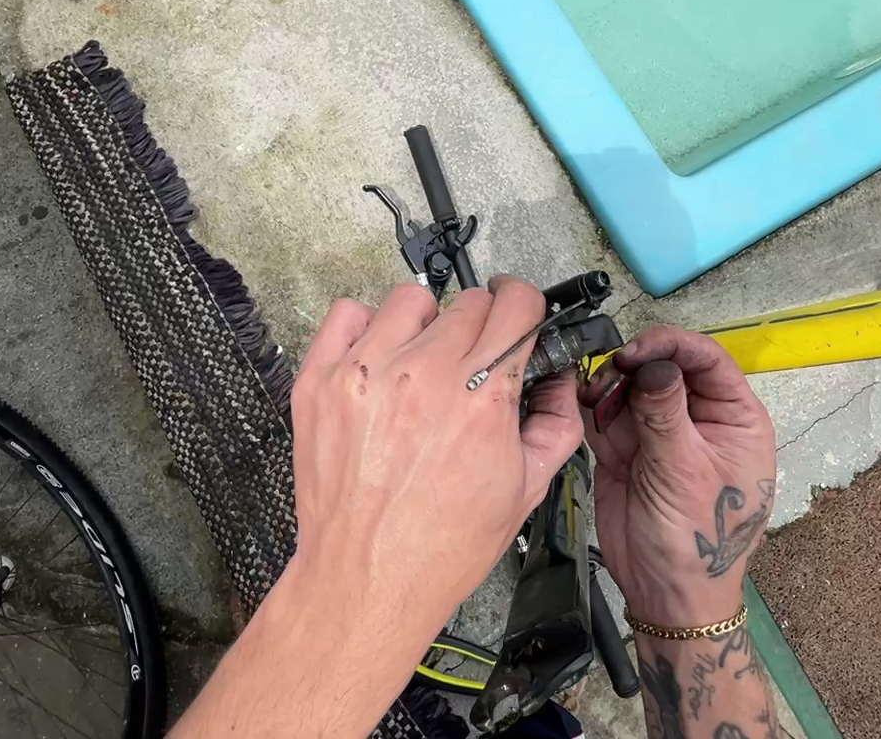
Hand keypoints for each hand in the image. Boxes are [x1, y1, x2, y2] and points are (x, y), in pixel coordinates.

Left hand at [285, 278, 584, 643]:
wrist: (366, 579)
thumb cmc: (440, 544)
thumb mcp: (525, 489)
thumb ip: (556, 422)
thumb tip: (559, 379)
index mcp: (479, 399)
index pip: (516, 304)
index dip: (524, 308)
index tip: (517, 315)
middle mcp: (423, 376)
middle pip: (469, 301)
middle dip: (480, 327)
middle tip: (470, 363)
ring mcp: (366, 373)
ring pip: (411, 300)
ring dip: (425, 323)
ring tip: (420, 364)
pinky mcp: (321, 379)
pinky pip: (348, 312)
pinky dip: (366, 327)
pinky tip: (378, 359)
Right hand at [580, 325, 776, 627]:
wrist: (662, 593)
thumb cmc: (696, 541)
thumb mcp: (683, 474)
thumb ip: (665, 415)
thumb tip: (653, 363)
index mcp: (733, 418)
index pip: (706, 359)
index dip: (670, 345)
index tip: (633, 352)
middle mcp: (697, 415)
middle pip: (661, 364)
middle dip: (631, 367)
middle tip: (606, 381)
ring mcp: (659, 428)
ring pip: (629, 382)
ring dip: (607, 386)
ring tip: (592, 403)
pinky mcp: (626, 443)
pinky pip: (605, 409)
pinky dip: (591, 407)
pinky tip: (584, 411)